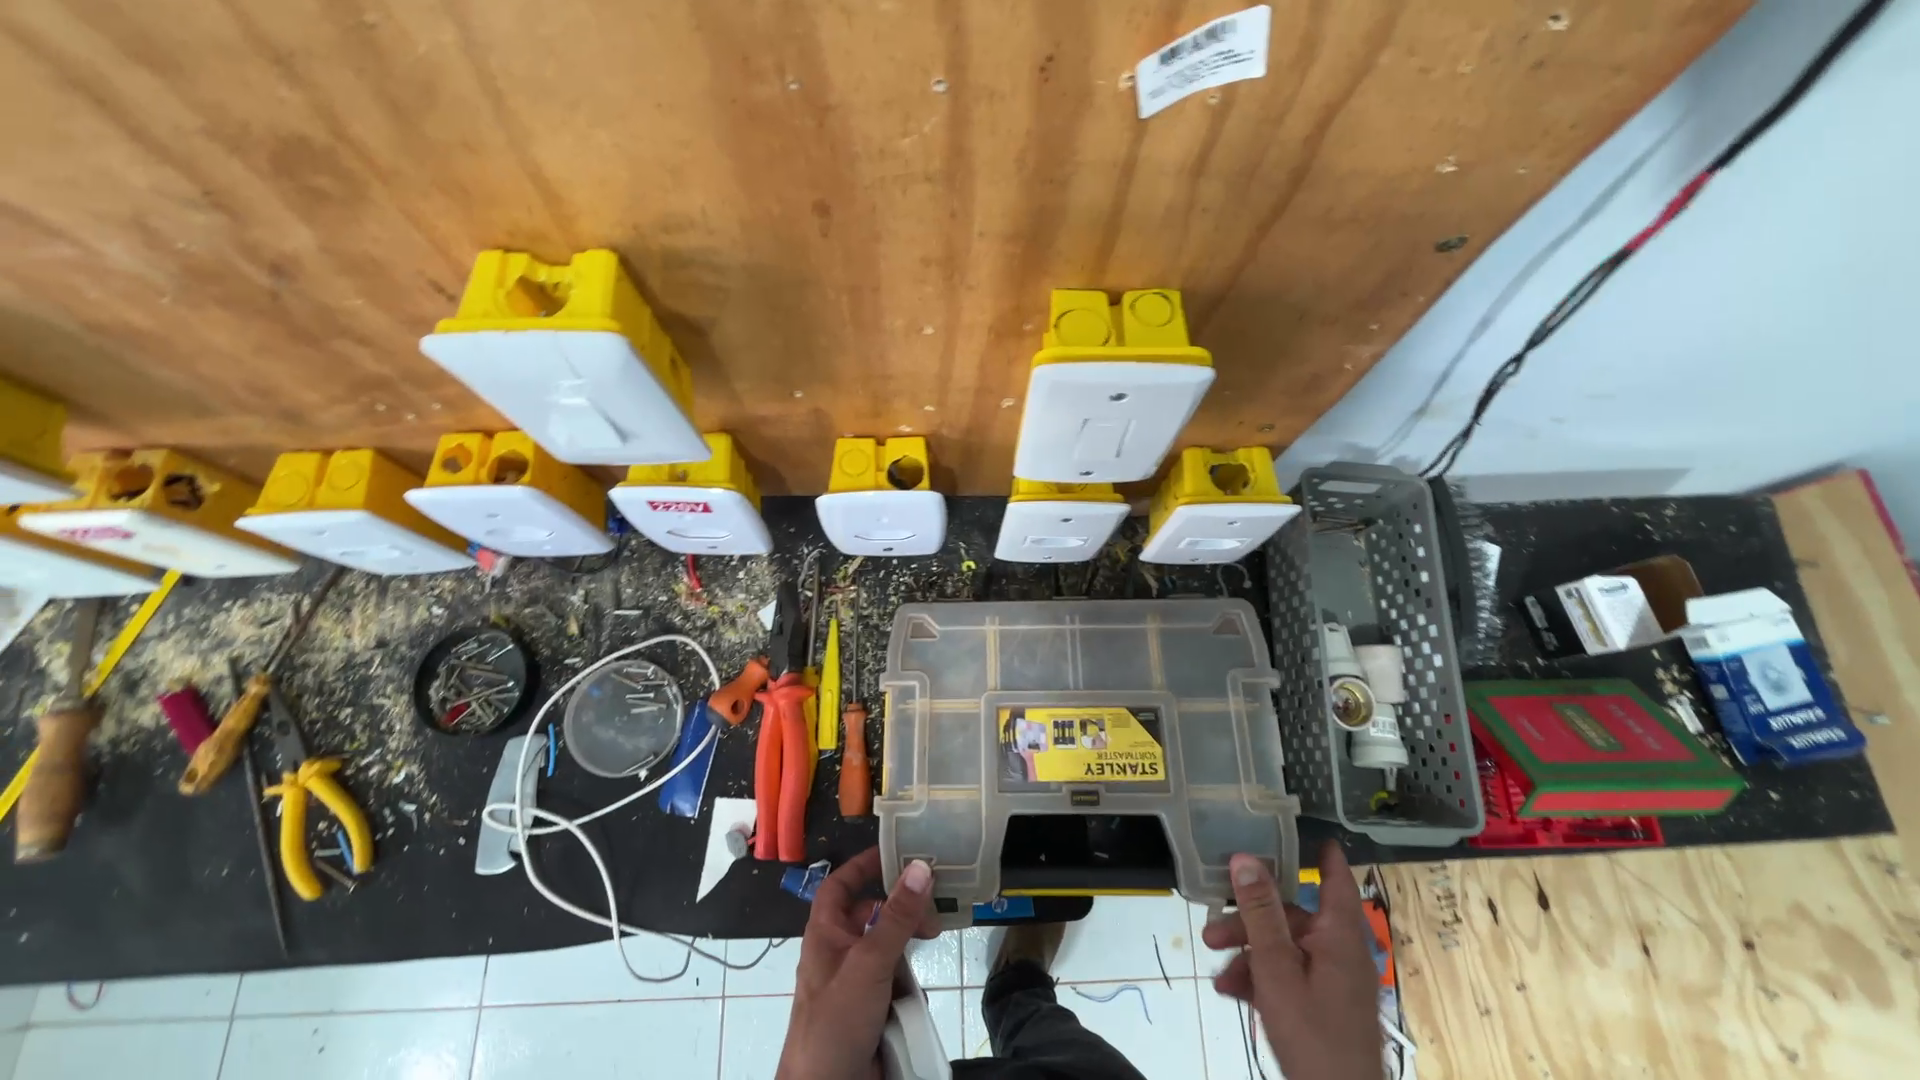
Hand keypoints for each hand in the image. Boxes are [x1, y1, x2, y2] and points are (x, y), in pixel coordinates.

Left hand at [777, 848, 939, 1079]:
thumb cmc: (836, 1020)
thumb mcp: (870, 962)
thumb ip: (898, 916)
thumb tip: (922, 866)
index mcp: (825, 934)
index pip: (840, 886)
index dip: (863, 866)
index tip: (896, 853)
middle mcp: (838, 953)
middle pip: (871, 916)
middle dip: (900, 909)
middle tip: (933, 905)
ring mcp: (854, 984)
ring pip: (887, 949)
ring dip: (907, 947)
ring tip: (934, 939)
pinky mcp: (871, 1011)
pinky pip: (894, 983)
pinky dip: (909, 982)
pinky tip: (921, 986)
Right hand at [1203, 841, 1382, 1079]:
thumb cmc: (1311, 1031)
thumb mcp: (1276, 967)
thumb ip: (1259, 911)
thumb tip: (1245, 857)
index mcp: (1338, 935)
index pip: (1335, 879)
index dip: (1323, 855)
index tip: (1307, 833)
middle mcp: (1341, 951)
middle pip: (1292, 917)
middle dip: (1249, 921)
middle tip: (1212, 933)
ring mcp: (1335, 982)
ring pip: (1286, 949)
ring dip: (1249, 955)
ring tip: (1220, 976)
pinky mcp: (1326, 1007)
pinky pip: (1291, 977)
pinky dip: (1262, 979)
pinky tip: (1233, 993)